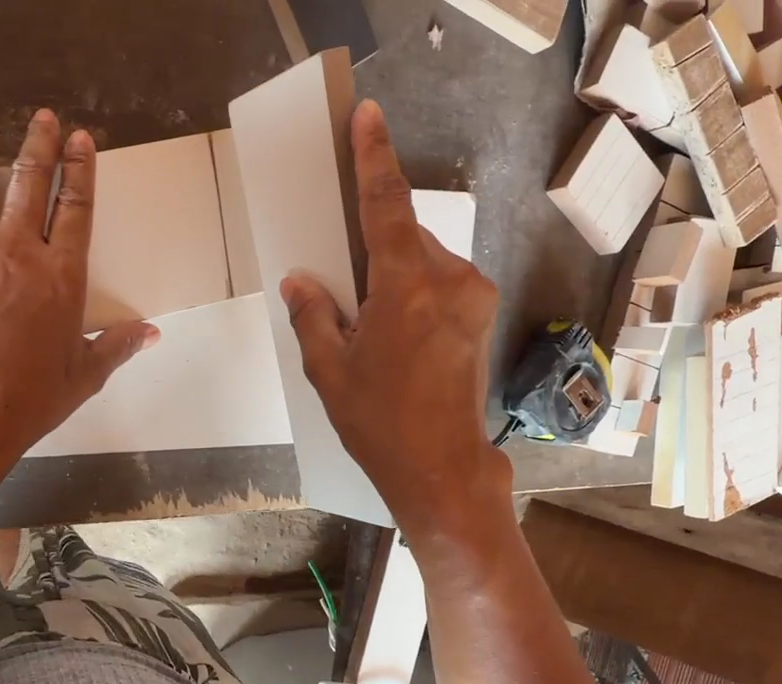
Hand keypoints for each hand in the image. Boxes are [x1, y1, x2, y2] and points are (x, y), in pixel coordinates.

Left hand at [0, 110, 159, 484]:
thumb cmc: (33, 399)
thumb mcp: (86, 374)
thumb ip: (117, 345)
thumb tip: (149, 333)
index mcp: (62, 275)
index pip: (77, 207)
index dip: (81, 170)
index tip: (81, 142)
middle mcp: (19, 251)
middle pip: (32, 182)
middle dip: (41, 145)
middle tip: (45, 120)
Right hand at [281, 100, 511, 545]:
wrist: (442, 467)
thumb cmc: (380, 424)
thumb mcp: (330, 372)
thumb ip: (314, 317)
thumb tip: (300, 282)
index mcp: (407, 288)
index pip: (386, 206)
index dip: (373, 159)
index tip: (368, 117)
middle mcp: (450, 279)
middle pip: (405, 237)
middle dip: (373, 249)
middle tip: (344, 284)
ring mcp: (473, 295)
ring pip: (423, 261)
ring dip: (393, 275)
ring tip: (370, 325)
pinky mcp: (481, 314)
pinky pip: (440, 282)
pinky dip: (412, 292)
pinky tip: (395, 333)